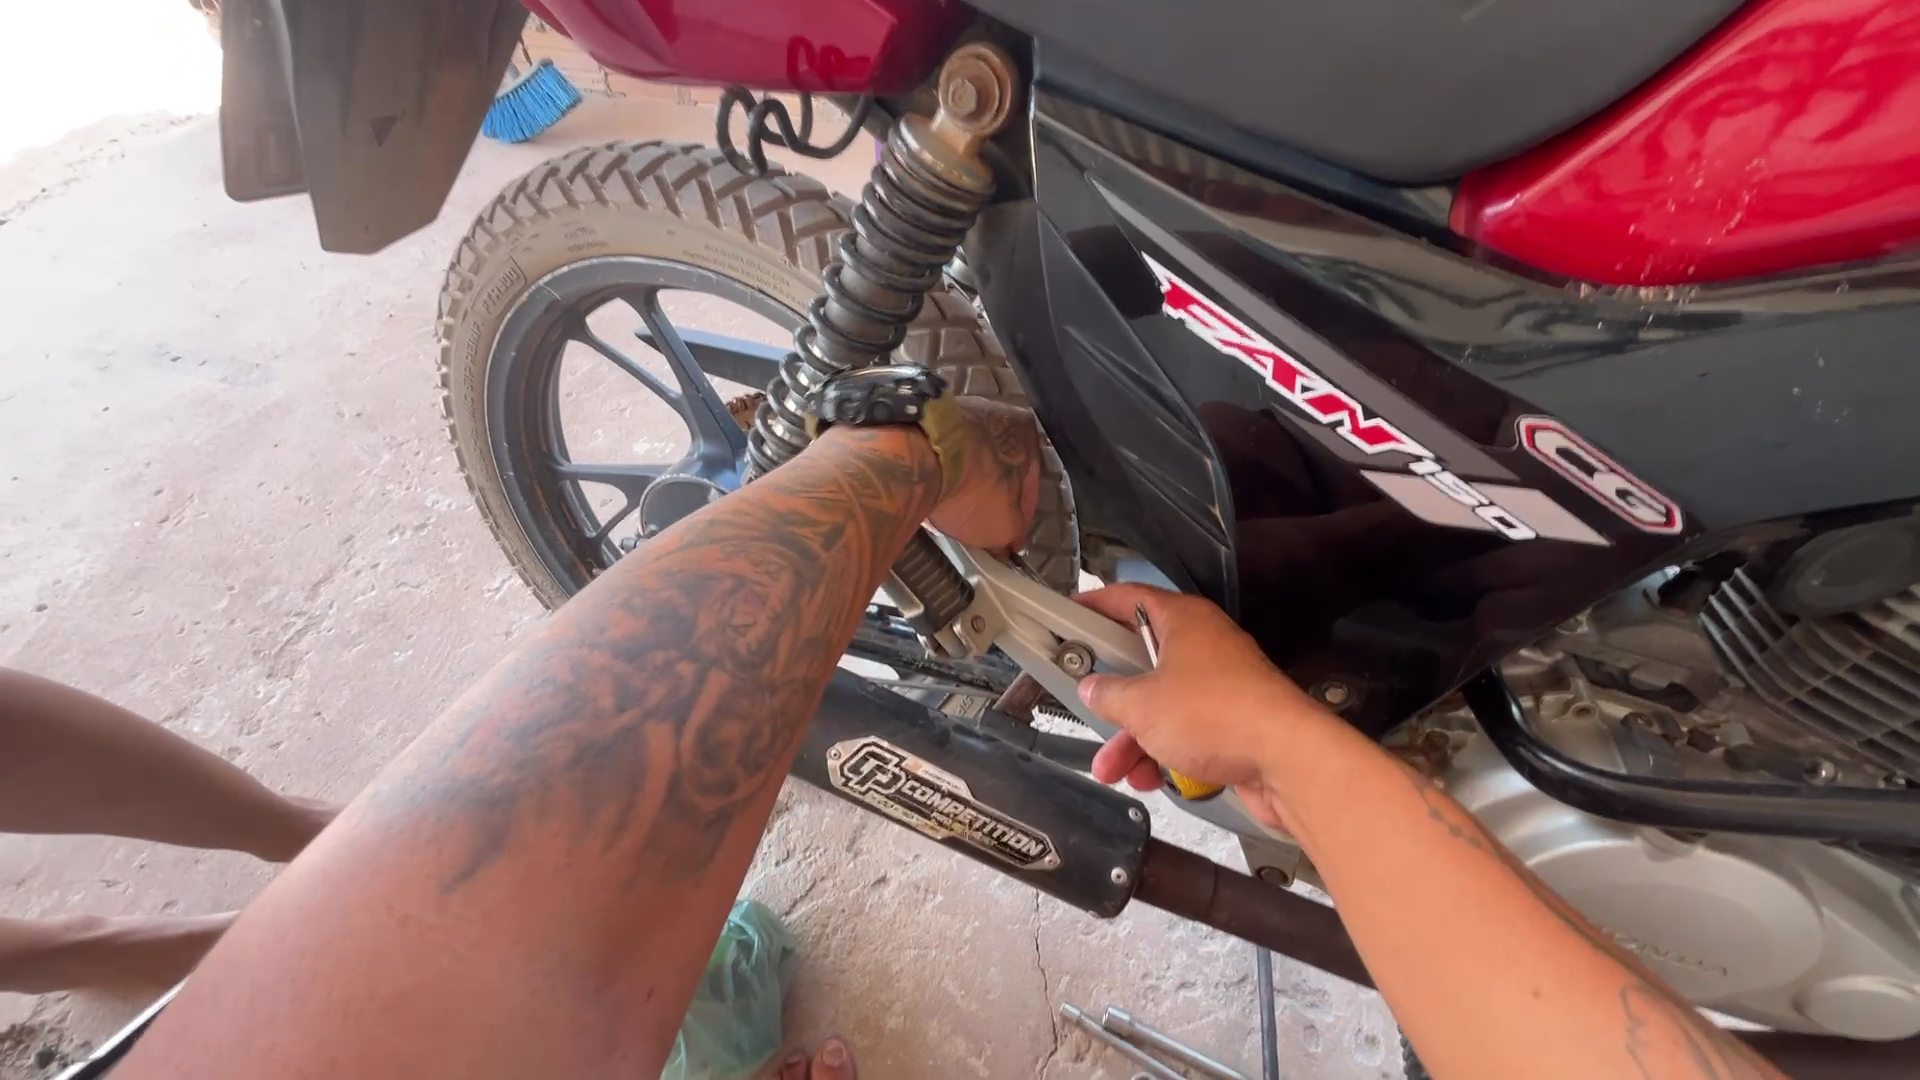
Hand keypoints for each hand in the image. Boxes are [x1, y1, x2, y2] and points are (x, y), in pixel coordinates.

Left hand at [923, 397, 1040, 551]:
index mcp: (1024, 431)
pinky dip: (937, 472)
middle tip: (981, 522)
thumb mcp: (1004, 526)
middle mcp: (994, 412)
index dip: (1021, 516)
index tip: (1010, 536)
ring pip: (967, 457)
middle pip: (997, 465)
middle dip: (990, 495)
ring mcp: (956, 411)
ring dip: (962, 483)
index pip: (1030, 482)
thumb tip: (1004, 541)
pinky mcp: (922, 418)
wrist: (917, 459)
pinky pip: (937, 452)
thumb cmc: (972, 484)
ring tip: (949, 511)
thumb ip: (1011, 532)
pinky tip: (929, 494)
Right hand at [1073, 584, 1334, 829]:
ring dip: (1133, 737)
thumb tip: (1094, 688)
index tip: (1072, 610)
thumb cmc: (1220, 715)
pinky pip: (1185, 731)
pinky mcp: (1233, 721)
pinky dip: (1163, 752)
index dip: (1096, 603)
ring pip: (1161, 704)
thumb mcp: (1142, 705)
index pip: (1128, 597)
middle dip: (1112, 695)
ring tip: (1112, 768)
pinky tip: (1148, 777)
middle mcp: (1203, 645)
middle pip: (1142, 659)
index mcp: (1183, 620)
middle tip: (1086, 701)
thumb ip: (1108, 694)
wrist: (1288, 763)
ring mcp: (1220, 685)